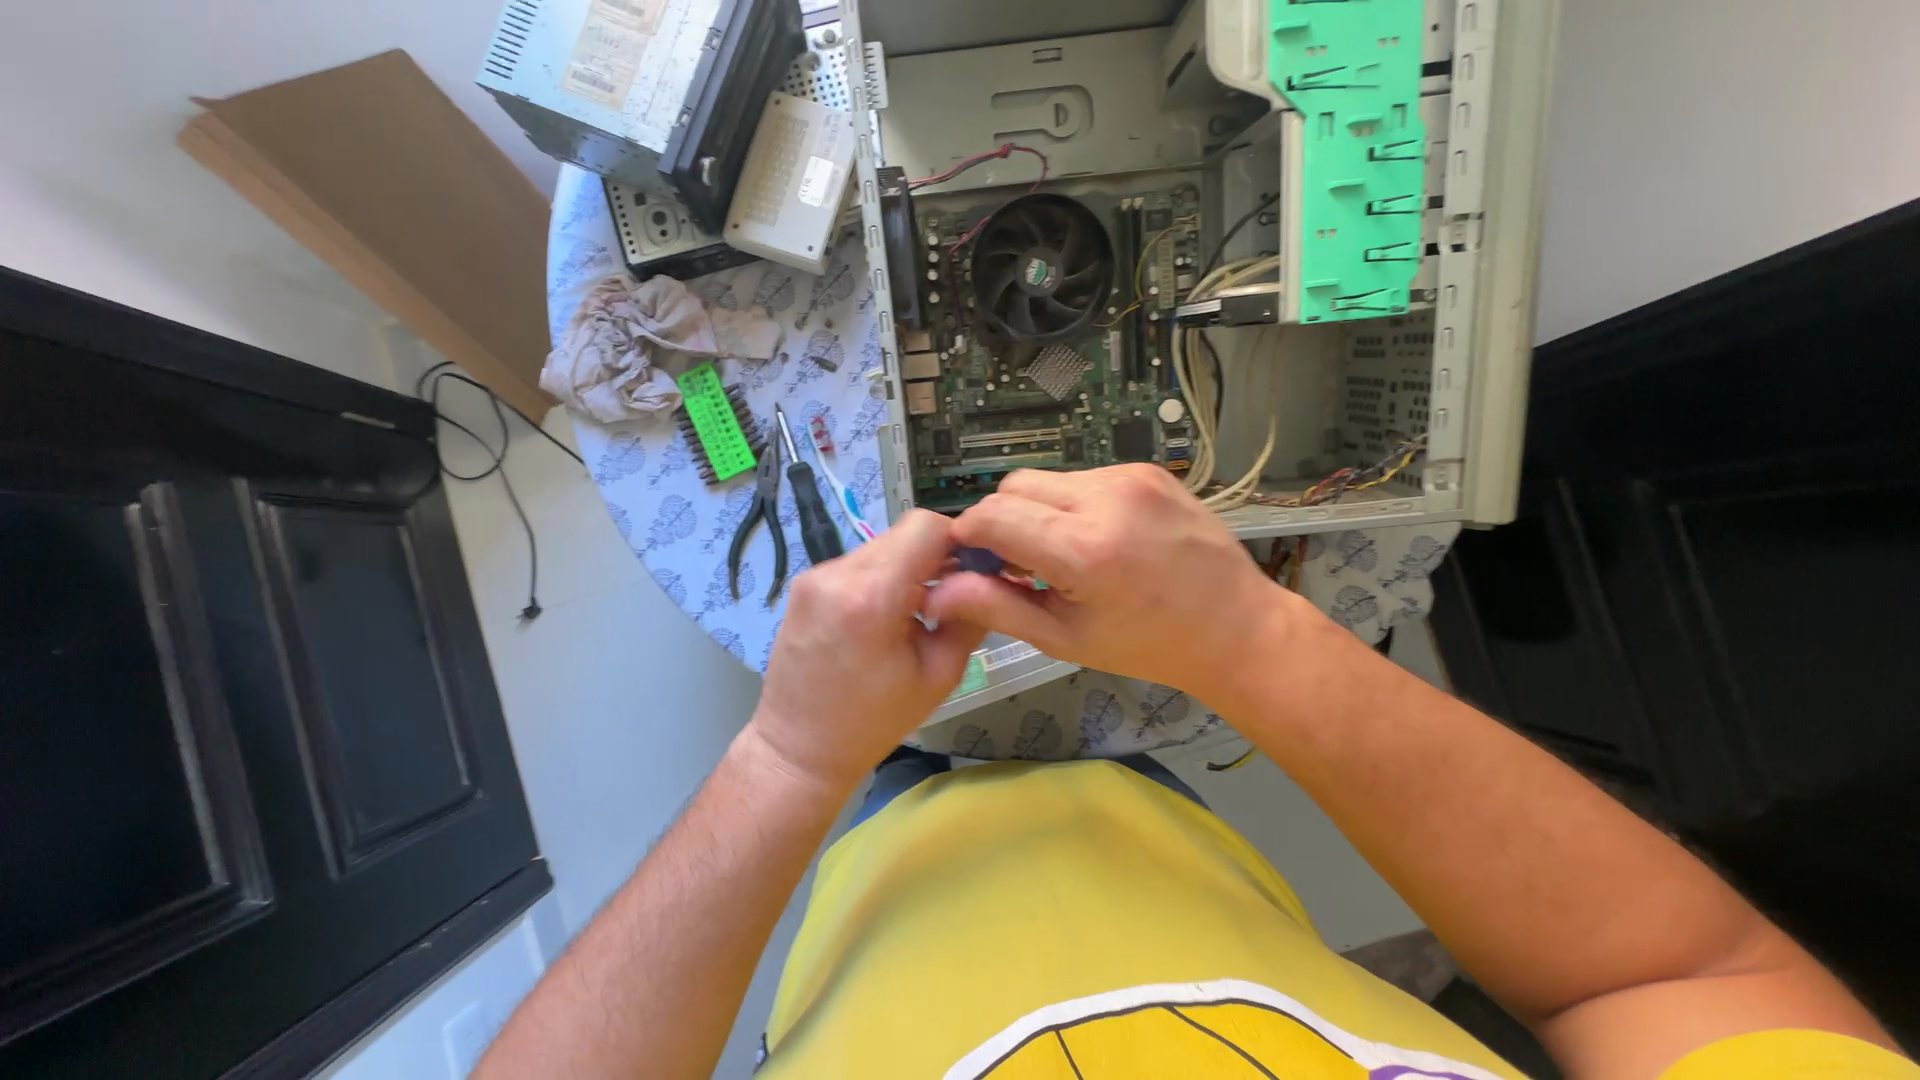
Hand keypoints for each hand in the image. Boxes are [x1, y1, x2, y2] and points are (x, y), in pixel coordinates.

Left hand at [748, 510, 985, 793]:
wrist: (799, 748)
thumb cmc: (872, 723)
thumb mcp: (940, 675)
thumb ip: (967, 617)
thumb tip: (986, 579)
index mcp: (872, 596)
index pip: (927, 526)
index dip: (958, 542)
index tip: (972, 573)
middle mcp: (838, 573)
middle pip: (904, 533)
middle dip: (934, 559)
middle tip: (949, 599)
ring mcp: (815, 576)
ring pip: (882, 546)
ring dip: (906, 569)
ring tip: (914, 615)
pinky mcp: (804, 584)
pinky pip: (858, 564)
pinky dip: (880, 580)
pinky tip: (884, 619)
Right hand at [923, 465, 1300, 702]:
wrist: (1234, 626)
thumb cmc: (1148, 645)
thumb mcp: (1065, 638)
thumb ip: (998, 606)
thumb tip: (940, 590)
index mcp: (1084, 550)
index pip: (993, 515)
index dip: (969, 535)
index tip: (971, 559)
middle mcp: (1107, 499)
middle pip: (1015, 486)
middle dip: (1003, 520)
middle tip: (1020, 563)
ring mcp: (1132, 478)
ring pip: (1049, 479)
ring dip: (1040, 511)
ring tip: (1065, 554)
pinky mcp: (1148, 471)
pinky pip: (1085, 477)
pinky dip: (1075, 504)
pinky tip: (1099, 539)